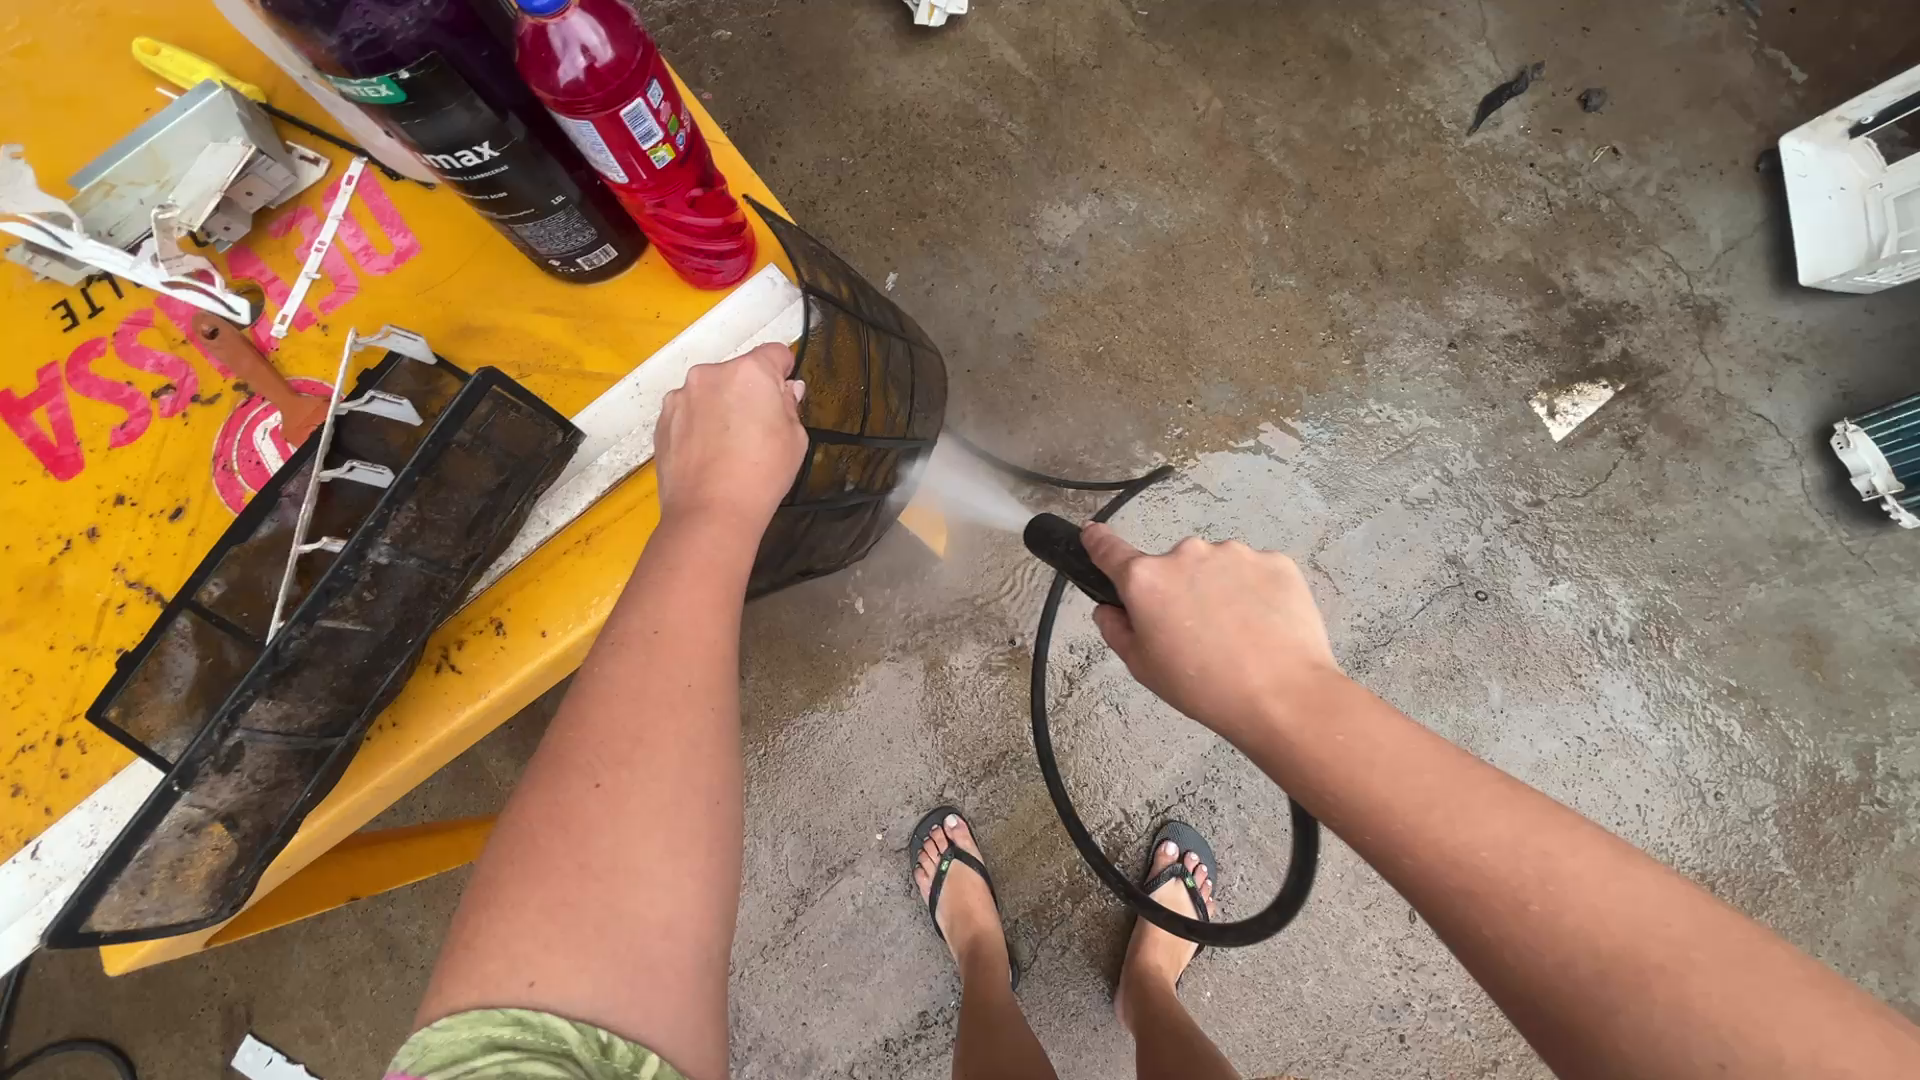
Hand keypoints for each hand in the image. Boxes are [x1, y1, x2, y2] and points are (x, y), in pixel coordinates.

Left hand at [654, 343, 808, 530]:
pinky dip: (699, 424)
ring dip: (721, 406)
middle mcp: (710, 373)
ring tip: (728, 446)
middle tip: (758, 429)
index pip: (775, 353)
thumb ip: (790, 406)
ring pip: (710, 391)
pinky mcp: (662, 419)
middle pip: (739, 372)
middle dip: (749, 392)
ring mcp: (681, 396)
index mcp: (750, 372)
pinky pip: (688, 412)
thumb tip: (786, 391)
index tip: (785, 394)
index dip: (784, 371)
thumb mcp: (795, 439)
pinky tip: (708, 454)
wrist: (710, 511)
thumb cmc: (763, 473)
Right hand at [1083, 524, 1344, 746]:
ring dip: (1218, 590)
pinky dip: (1254, 593)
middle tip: (1194, 633)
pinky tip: (1262, 627)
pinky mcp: (1275, 561)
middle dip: (1178, 591)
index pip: (1110, 550)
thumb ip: (1115, 629)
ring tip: (1235, 635)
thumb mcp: (1141, 667)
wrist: (1282, 696)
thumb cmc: (1202, 687)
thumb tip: (1110, 608)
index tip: (1093, 534)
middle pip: (1172, 567)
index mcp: (1145, 580)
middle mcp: (1186, 554)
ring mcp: (1234, 553)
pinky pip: (1254, 572)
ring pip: (1216, 568)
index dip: (1098, 543)